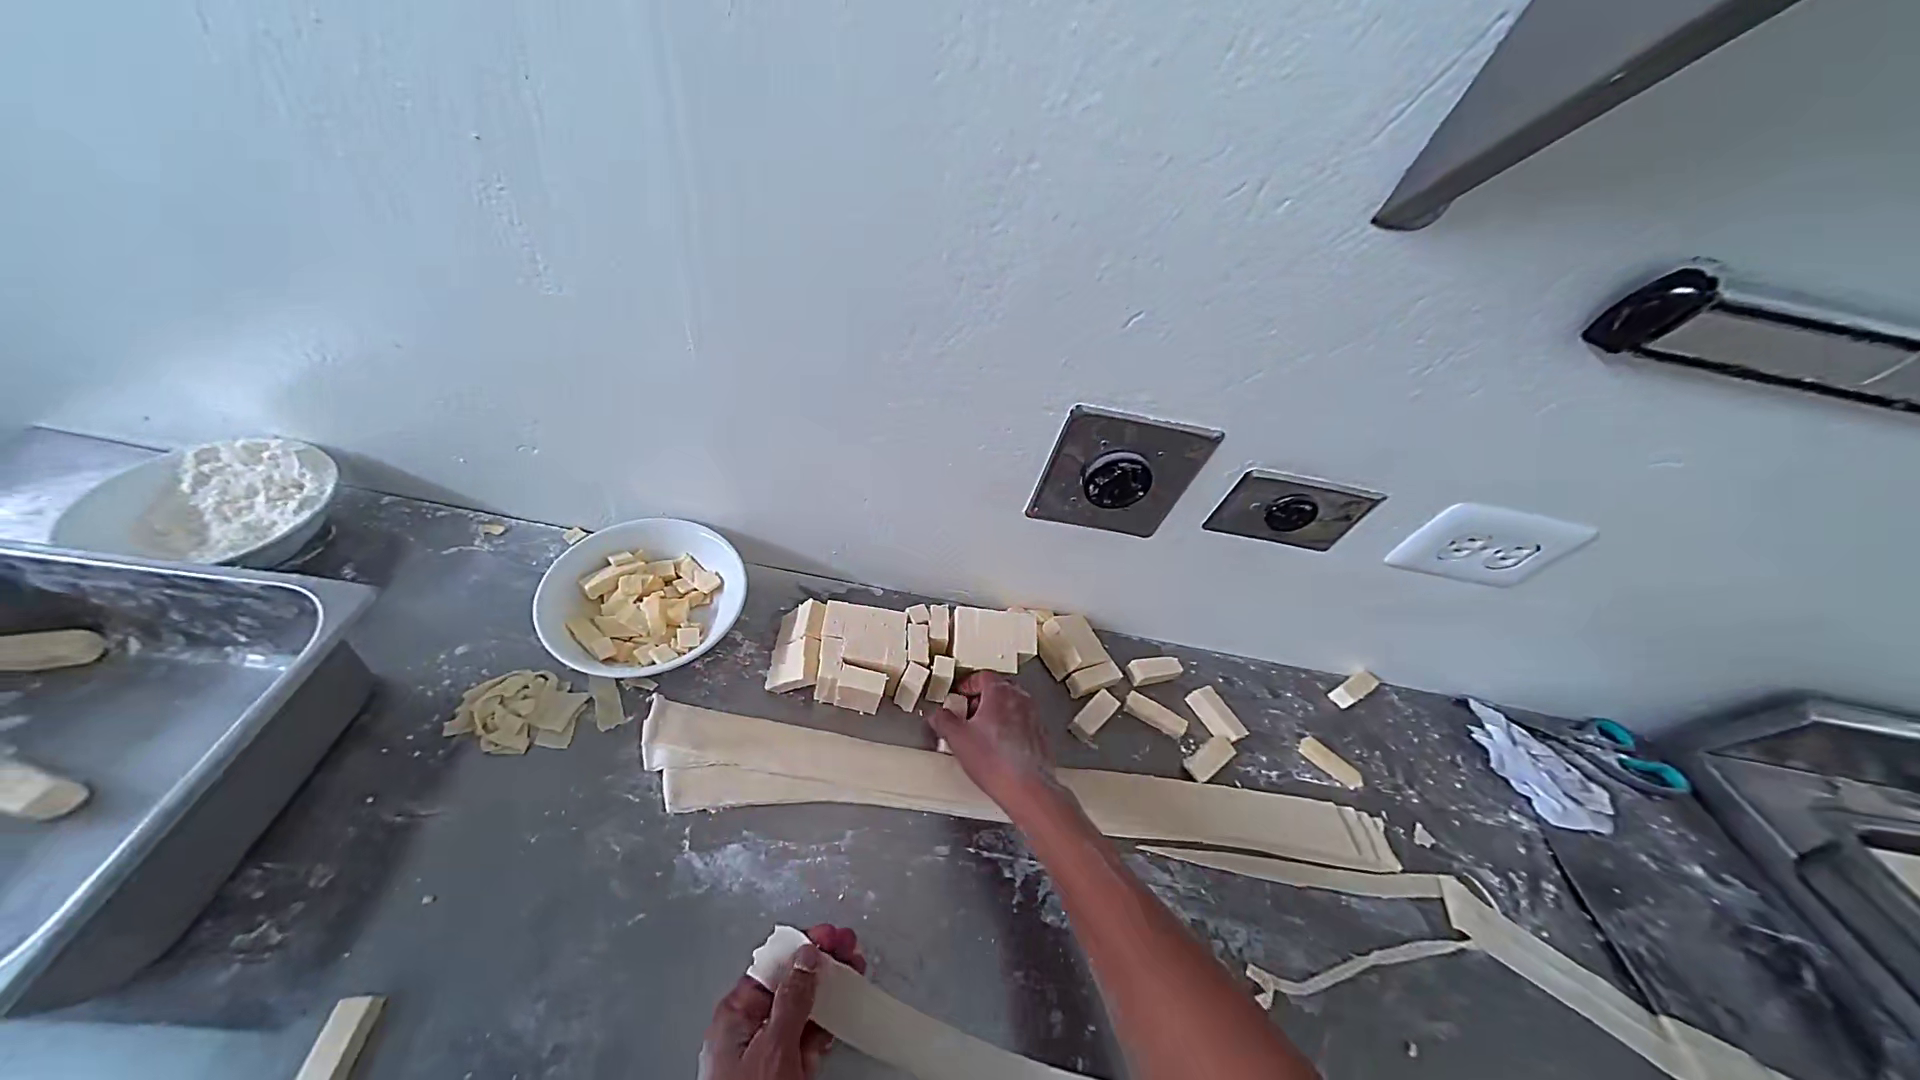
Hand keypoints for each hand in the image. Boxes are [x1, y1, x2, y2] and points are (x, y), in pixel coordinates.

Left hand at [700, 925, 866, 1079]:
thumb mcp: (774, 1047)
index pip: (771, 965)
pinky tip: (844, 1006)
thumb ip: (792, 999)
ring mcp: (768, 1051)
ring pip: (803, 1006)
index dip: (802, 946)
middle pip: (790, 981)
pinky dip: (828, 1019)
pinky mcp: (785, 1071)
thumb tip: (807, 955)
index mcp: (735, 1015)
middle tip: (850, 947)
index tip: (832, 935)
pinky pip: (808, 1035)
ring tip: (855, 968)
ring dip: (830, 985)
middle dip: (822, 961)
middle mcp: (749, 1028)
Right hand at [927, 672, 1064, 814]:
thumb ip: (943, 720)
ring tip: (979, 734)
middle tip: (965, 715)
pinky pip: (1021, 723)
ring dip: (994, 715)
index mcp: (1000, 692)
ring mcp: (1033, 716)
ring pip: (1009, 706)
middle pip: (997, 689)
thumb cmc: (995, 761)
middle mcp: (1020, 699)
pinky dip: (1008, 729)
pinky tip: (997, 748)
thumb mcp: (957, 738)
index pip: (982, 676)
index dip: (966, 685)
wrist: (1027, 789)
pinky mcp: (1040, 735)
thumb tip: (937, 715)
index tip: (957, 697)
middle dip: (979, 700)